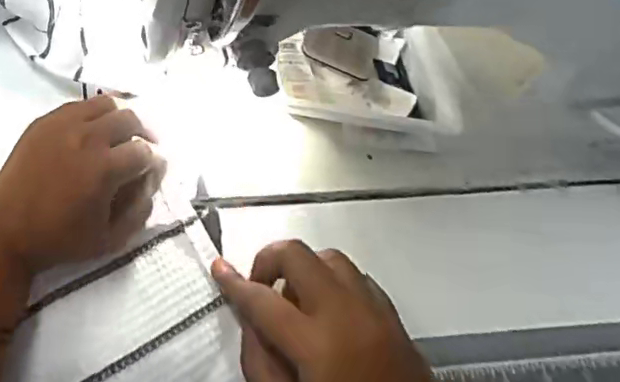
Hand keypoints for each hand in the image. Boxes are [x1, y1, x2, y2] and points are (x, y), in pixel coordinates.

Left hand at [0, 95, 166, 275]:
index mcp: (104, 168)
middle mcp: (87, 137)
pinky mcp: (45, 119)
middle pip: (129, 118)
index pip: (144, 151)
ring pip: (104, 103)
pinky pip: (78, 105)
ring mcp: (63, 123)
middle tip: (141, 148)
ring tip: (118, 134)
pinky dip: (92, 114)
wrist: (7, 226)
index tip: (150, 170)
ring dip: (118, 117)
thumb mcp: (109, 239)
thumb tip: (152, 177)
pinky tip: (91, 131)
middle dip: (141, 133)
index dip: (152, 161)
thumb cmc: (59, 238)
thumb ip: (139, 209)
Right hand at [211, 240, 429, 381]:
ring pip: (331, 260)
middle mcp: (347, 317)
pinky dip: (339, 286)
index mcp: (317, 345)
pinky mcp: (400, 325)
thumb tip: (250, 324)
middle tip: (261, 287)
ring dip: (307, 271)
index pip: (261, 299)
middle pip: (296, 255)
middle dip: (270, 261)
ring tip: (298, 300)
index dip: (234, 284)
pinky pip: (361, 283)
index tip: (220, 270)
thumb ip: (260, 364)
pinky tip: (333, 313)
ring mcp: (378, 316)